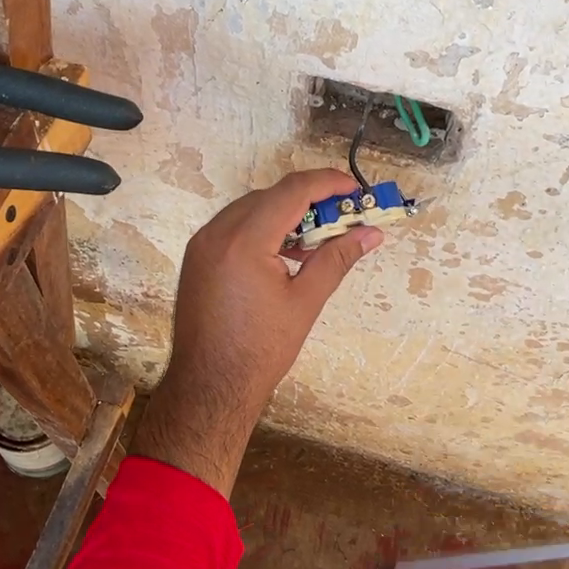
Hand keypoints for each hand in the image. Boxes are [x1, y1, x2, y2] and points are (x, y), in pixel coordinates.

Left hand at [131, 170, 381, 496]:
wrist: (210, 386)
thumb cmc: (260, 350)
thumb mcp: (306, 301)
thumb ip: (337, 258)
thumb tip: (371, 233)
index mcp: (244, 241)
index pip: (292, 191)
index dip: (328, 183)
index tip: (356, 190)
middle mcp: (217, 233)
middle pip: (271, 196)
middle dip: (310, 199)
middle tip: (344, 216)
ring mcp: (202, 244)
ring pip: (251, 208)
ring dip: (286, 213)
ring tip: (318, 236)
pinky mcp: (197, 257)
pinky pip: (234, 226)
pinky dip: (263, 228)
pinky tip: (286, 251)